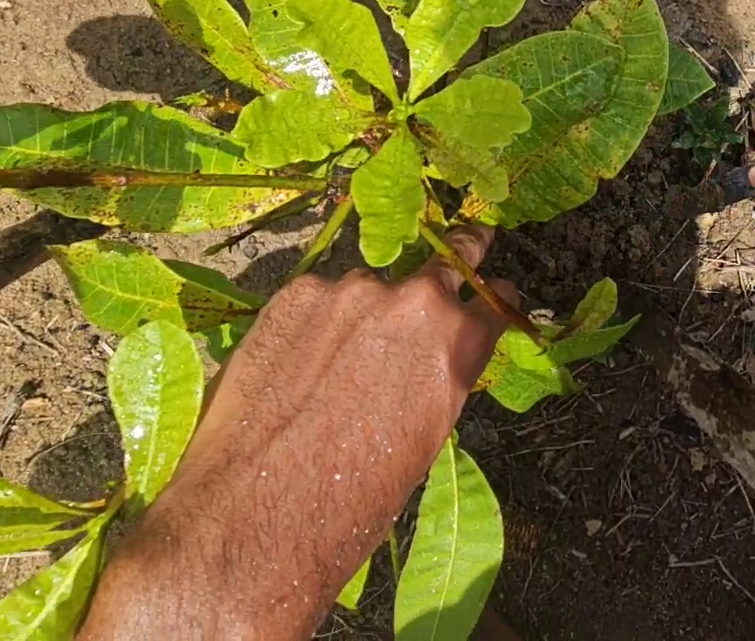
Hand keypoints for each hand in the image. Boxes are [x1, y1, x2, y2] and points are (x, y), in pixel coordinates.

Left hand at [80, 227, 516, 639]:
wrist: (259, 513)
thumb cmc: (359, 496)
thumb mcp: (429, 430)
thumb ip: (441, 371)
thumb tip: (434, 351)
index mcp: (458, 340)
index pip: (496, 298)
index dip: (496, 297)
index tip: (492, 292)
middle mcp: (416, 301)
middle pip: (451, 254)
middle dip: (464, 250)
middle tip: (470, 242)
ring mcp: (355, 290)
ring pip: (374, 286)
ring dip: (368, 308)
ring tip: (337, 356)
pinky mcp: (300, 292)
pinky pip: (322, 297)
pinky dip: (318, 320)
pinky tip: (298, 362)